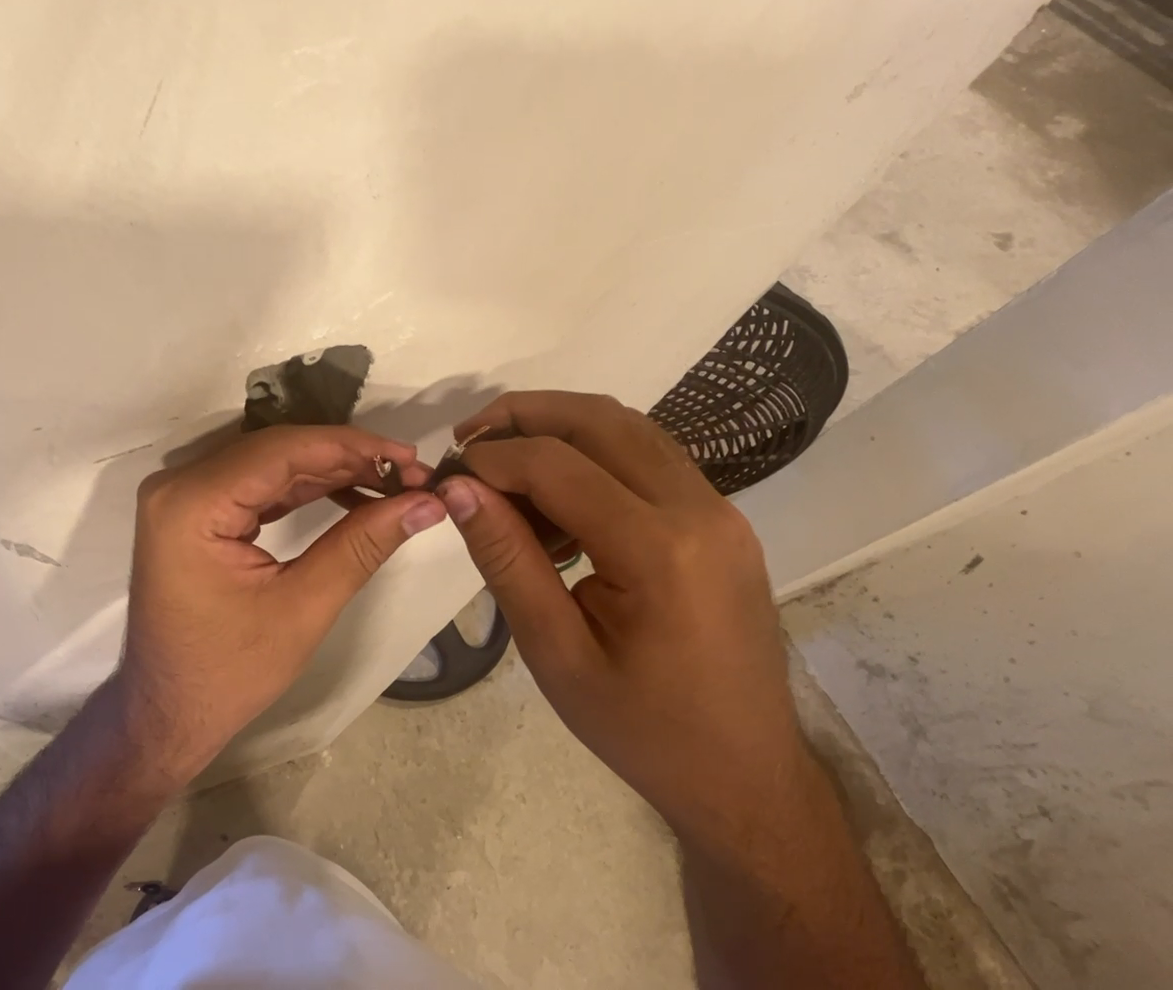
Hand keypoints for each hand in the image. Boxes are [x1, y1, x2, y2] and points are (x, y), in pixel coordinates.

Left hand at [120, 425, 444, 777]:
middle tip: (411, 472)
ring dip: (329, 471)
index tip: (412, 455)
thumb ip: (362, 545)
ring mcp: (181, 497)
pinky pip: (253, 485)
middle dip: (345, 458)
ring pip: (267, 464)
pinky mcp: (192, 511)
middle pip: (274, 451)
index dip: (351, 447)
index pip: (281, 450)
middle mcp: (178, 485)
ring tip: (391, 483)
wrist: (169, 710)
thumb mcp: (302, 607)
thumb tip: (426, 503)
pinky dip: (301, 488)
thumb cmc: (229, 672)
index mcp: (191, 504)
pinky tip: (349, 494)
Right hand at [435, 392, 819, 846]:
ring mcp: (721, 513)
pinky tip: (555, 496)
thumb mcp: (555, 651)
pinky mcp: (722, 524)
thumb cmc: (641, 728)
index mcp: (659, 550)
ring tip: (502, 459)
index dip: (491, 458)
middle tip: (466, 437)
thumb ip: (506, 559)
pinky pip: (651, 460)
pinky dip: (595, 455)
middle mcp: (700, 511)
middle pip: (602, 422)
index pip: (557, 466)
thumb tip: (457, 488)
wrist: (744, 774)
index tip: (445, 472)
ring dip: (561, 427)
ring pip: (631, 430)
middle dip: (525, 415)